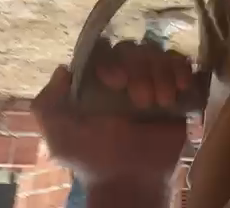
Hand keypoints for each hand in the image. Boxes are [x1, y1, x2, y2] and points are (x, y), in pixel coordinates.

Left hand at [31, 42, 193, 194]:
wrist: (131, 181)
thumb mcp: (61, 138)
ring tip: (161, 103)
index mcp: (98, 80)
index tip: (116, 83)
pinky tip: (179, 89)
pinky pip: (180, 63)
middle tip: (142, 101)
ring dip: (162, 75)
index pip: (106, 50)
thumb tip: (62, 69)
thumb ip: (48, 105)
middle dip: (141, 72)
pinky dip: (181, 70)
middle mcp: (125, 74)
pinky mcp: (175, 87)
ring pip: (158, 54)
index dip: (112, 61)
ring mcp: (151, 79)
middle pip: (136, 49)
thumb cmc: (94, 160)